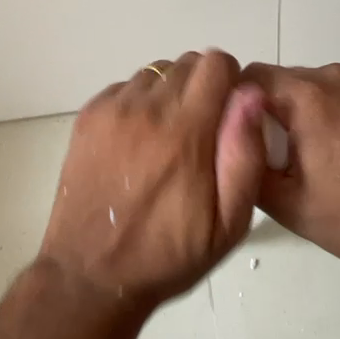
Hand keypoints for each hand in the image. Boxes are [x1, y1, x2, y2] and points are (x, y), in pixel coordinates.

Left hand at [37, 49, 267, 307]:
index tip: (227, 114)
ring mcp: (113, 108)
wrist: (91, 275)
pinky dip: (138, 103)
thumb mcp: (228, 223)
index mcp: (186, 130)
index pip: (216, 64)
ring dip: (169, 94)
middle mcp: (148, 107)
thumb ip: (245, 153)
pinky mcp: (89, 114)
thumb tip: (250, 94)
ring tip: (166, 139)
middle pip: (187, 64)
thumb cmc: (168, 254)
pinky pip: (126, 87)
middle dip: (202, 87)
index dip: (229, 82)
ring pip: (156, 73)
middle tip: (199, 133)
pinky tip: (137, 142)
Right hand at [243, 62, 339, 279]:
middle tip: (276, 159)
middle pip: (282, 81)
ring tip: (315, 160)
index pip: (249, 78)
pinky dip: (334, 112)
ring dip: (303, 113)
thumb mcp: (288, 205)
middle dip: (270, 113)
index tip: (236, 138)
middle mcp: (334, 75)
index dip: (234, 105)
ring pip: (312, 86)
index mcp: (307, 96)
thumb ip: (245, 164)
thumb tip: (227, 139)